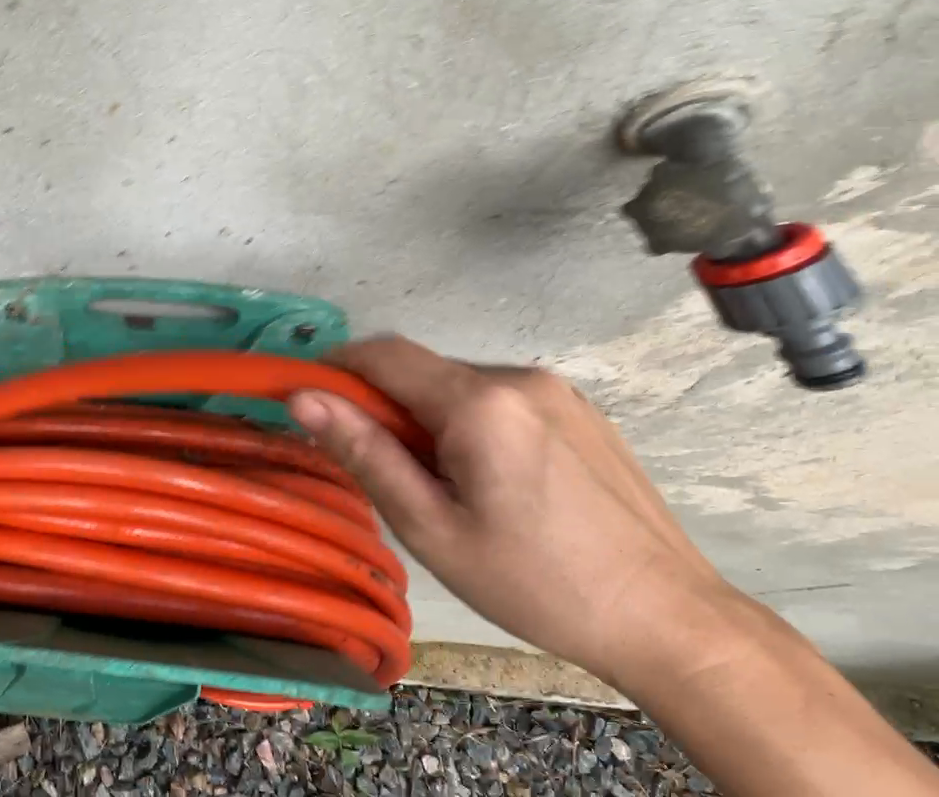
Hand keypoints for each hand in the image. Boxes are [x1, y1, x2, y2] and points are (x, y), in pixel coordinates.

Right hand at [288, 336, 737, 687]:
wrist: (672, 621)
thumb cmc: (537, 583)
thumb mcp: (430, 527)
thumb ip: (364, 452)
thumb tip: (303, 397)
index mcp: (480, 402)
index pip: (381, 354)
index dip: (334, 370)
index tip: (309, 404)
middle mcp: (519, 378)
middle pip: (421, 370)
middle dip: (385, 405)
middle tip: (382, 470)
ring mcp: (558, 391)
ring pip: (459, 386)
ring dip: (428, 417)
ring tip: (444, 487)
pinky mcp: (582, 411)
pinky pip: (500, 399)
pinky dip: (470, 423)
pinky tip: (492, 482)